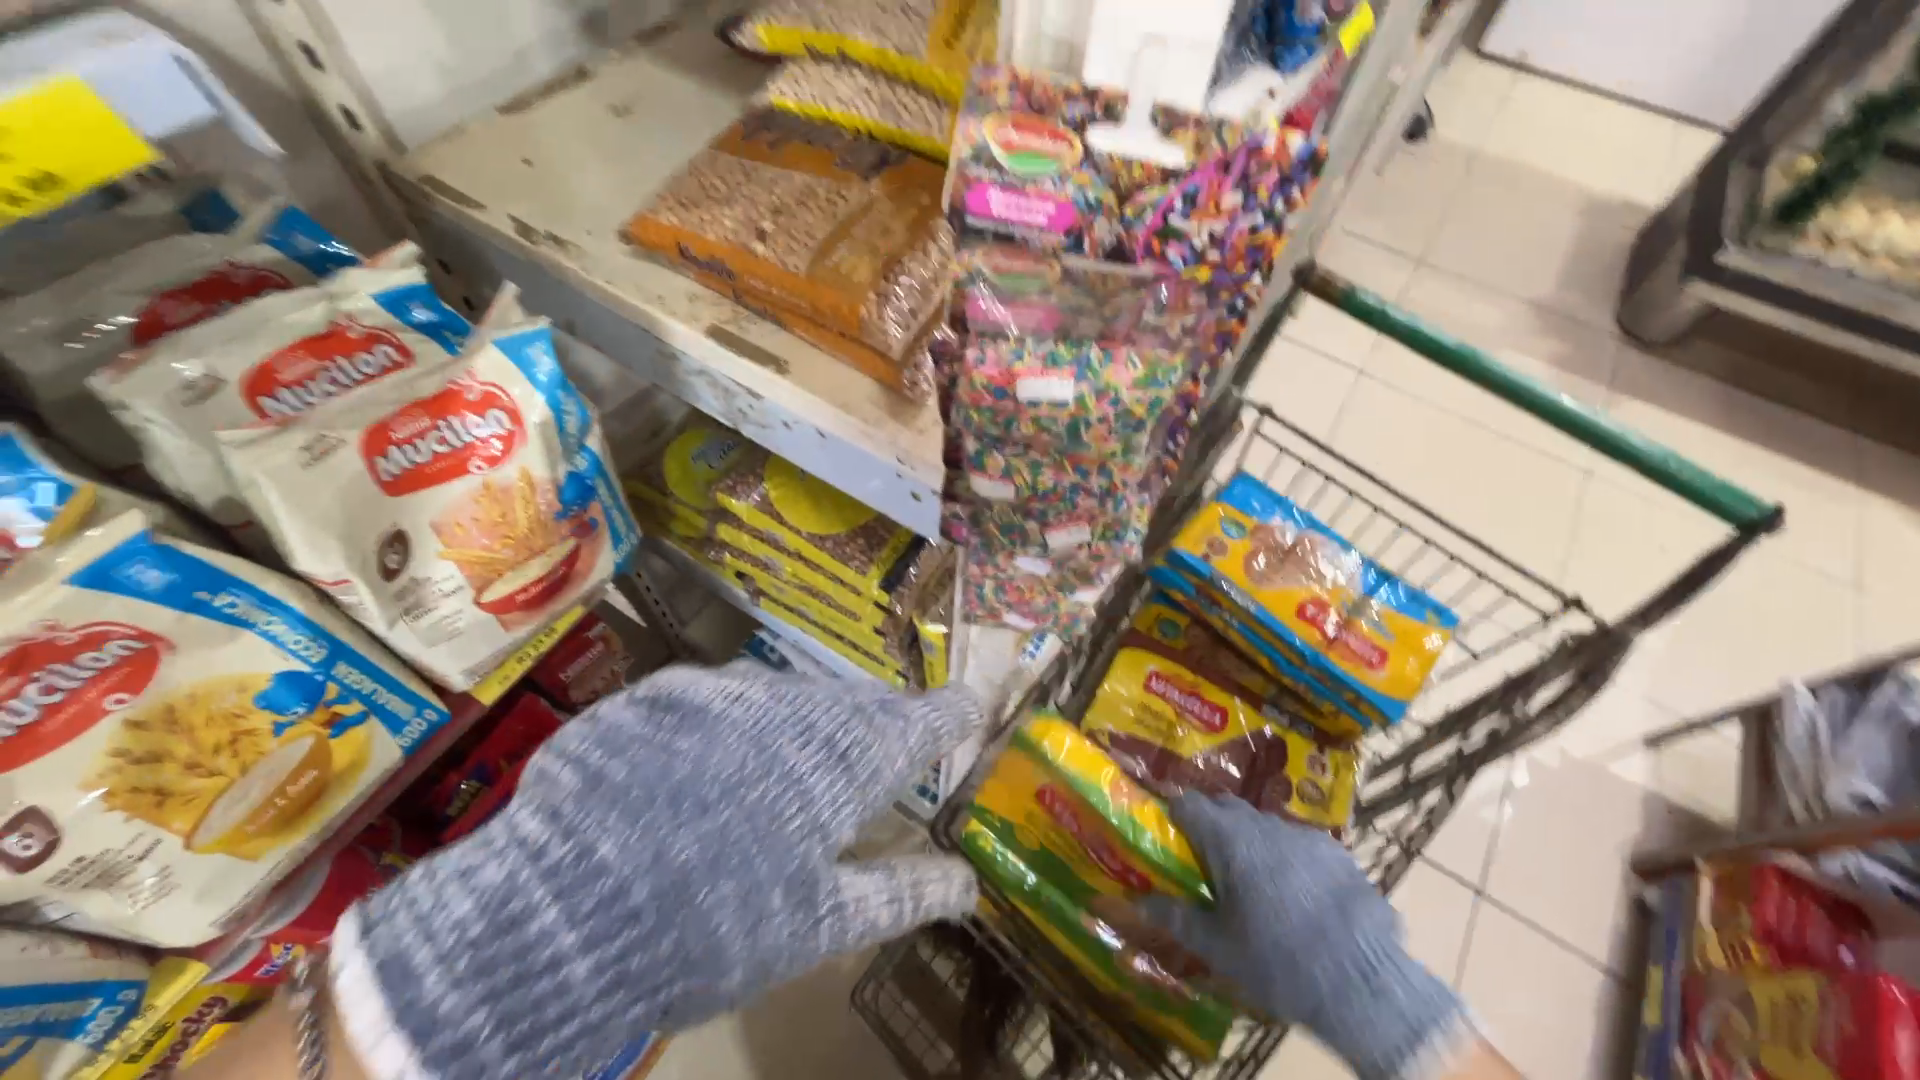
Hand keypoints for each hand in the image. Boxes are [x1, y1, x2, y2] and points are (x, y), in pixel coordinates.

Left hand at [326, 663, 986, 1079]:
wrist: (564, 908)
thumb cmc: (718, 922)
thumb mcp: (821, 923)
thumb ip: (903, 893)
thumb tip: (971, 884)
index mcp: (844, 758)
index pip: (921, 720)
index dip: (951, 713)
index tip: (969, 705)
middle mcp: (790, 706)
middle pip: (853, 705)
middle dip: (875, 722)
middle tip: (881, 745)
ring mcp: (718, 691)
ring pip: (784, 697)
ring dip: (802, 721)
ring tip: (796, 755)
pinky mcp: (654, 695)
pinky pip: (713, 702)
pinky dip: (730, 727)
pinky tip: (702, 767)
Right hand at [1139, 794, 1473, 1079]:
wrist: (1362, 981)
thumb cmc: (1277, 961)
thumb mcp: (1217, 946)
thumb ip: (1175, 916)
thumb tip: (1138, 900)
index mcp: (1229, 839)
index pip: (1187, 804)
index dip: (1173, 817)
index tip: (1168, 839)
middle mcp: (1265, 825)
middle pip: (1225, 808)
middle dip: (1209, 826)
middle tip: (1203, 863)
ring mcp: (1305, 835)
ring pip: (1263, 826)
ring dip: (1249, 843)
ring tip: (1250, 884)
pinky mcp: (1337, 853)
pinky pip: (1297, 844)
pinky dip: (1284, 859)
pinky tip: (1294, 897)